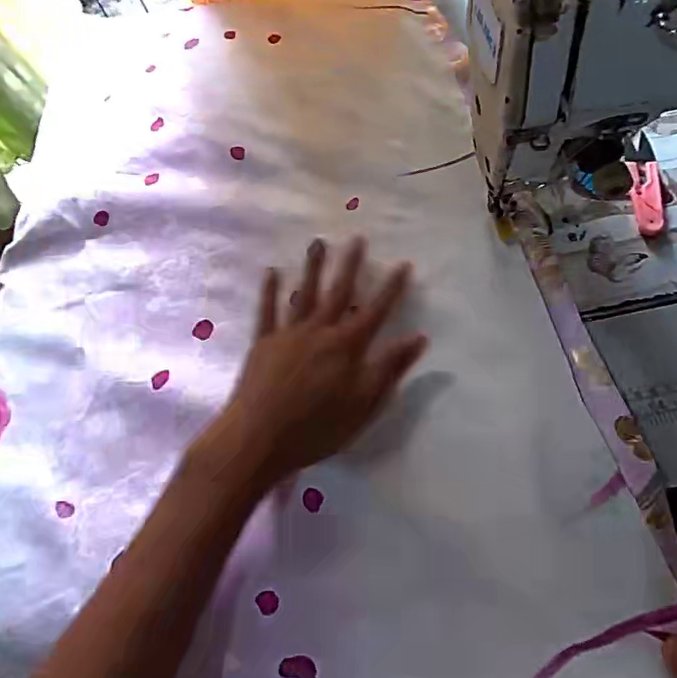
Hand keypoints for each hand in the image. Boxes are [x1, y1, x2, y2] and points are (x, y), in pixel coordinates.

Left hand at [194, 238, 427, 489]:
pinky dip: (270, 291)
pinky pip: (267, 311)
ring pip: (304, 293)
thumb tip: (419, 337)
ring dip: (313, 267)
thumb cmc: (317, 427)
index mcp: (347, 346)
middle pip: (339, 292)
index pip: (377, 310)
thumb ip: (390, 367)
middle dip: (350, 264)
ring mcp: (289, 334)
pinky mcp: (263, 344)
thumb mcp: (364, 403)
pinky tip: (271, 272)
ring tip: (319, 242)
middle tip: (357, 238)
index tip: (403, 264)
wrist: (257, 439)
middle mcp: (319, 331)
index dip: (392, 287)